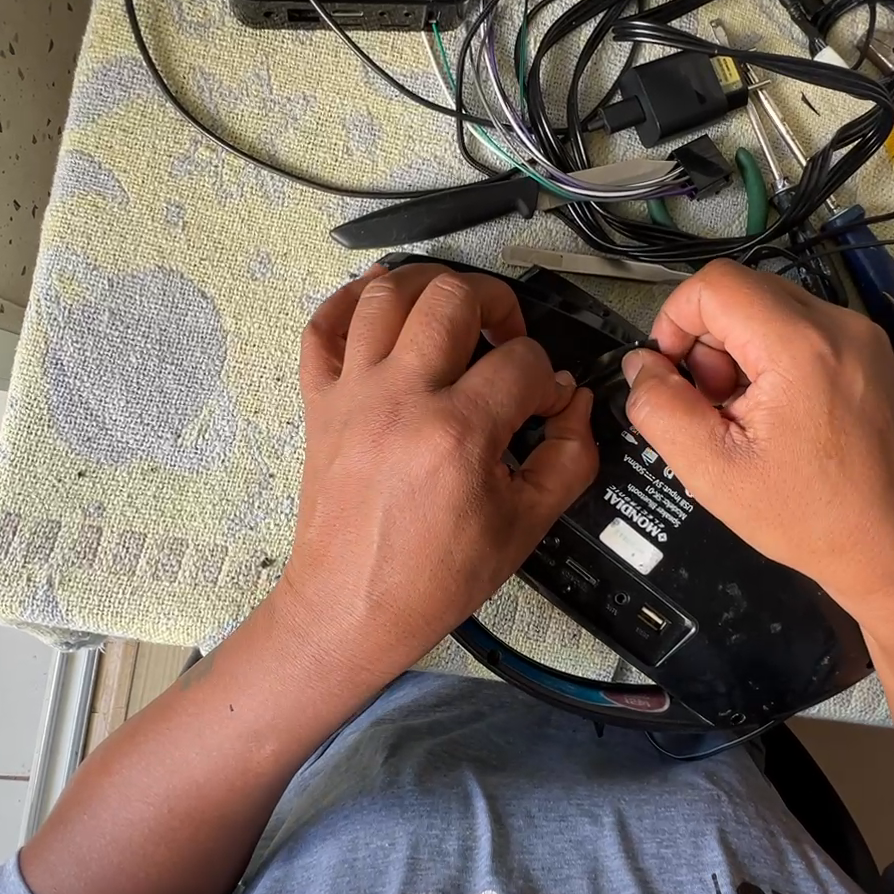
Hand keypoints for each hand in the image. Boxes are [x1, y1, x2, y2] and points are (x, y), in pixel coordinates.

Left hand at [279, 263, 597, 678]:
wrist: (352, 608)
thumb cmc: (436, 576)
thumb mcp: (526, 526)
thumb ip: (569, 457)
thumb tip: (574, 404)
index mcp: (457, 432)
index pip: (522, 361)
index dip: (548, 376)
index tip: (546, 403)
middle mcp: (401, 398)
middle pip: (452, 296)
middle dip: (496, 302)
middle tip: (505, 336)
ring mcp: (353, 394)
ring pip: (385, 293)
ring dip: (428, 286)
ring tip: (452, 311)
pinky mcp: (319, 402)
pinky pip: (321, 326)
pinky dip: (348, 301)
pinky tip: (377, 303)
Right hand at [619, 259, 893, 614]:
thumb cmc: (805, 517)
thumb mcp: (710, 470)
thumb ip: (658, 407)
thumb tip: (641, 363)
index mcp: (800, 347)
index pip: (714, 284)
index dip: (674, 321)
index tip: (673, 375)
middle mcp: (839, 325)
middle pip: (741, 291)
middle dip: (706, 341)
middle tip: (713, 404)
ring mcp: (862, 336)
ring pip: (768, 308)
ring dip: (737, 351)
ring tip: (745, 414)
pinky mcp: (870, 353)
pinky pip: (799, 328)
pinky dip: (769, 357)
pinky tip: (776, 412)